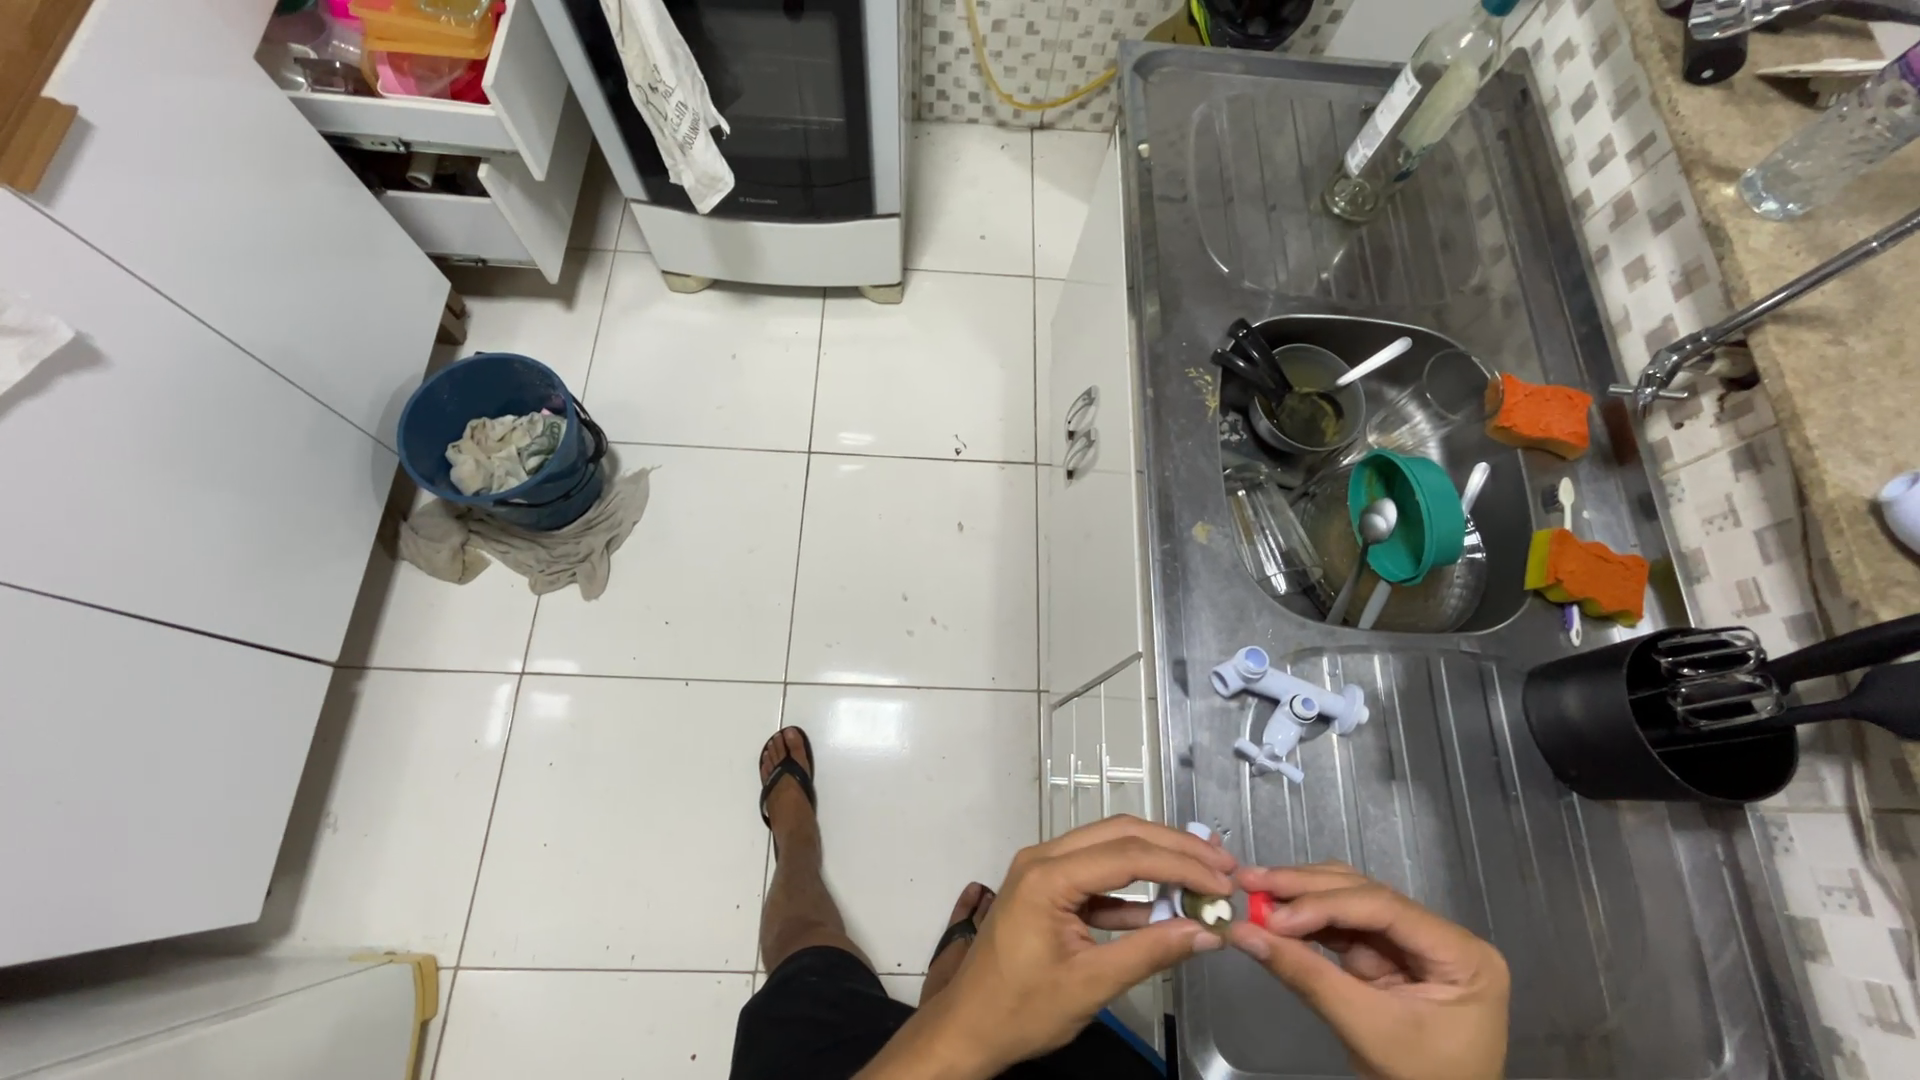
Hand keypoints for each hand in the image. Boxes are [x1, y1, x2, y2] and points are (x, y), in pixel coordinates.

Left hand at [859, 816, 1235, 1078]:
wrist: (968, 1027)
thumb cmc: (1021, 1009)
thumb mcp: (1091, 984)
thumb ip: (1151, 951)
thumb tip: (1206, 932)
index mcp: (1048, 876)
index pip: (1128, 854)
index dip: (1182, 864)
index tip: (1224, 881)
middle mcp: (1043, 858)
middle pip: (1120, 835)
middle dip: (1175, 848)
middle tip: (1223, 866)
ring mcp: (1043, 869)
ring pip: (1110, 846)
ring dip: (1157, 860)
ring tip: (1204, 876)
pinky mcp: (1047, 887)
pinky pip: (1097, 873)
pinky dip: (1133, 885)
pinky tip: (1167, 904)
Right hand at [1228, 862, 1508, 1079]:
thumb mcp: (1367, 1030)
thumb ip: (1306, 976)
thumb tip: (1243, 933)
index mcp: (1460, 954)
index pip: (1383, 907)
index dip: (1323, 904)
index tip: (1271, 914)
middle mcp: (1439, 936)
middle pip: (1363, 893)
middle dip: (1303, 889)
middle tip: (1250, 881)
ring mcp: (1411, 944)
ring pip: (1348, 900)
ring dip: (1298, 897)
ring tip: (1254, 891)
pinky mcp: (1385, 956)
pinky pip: (1341, 926)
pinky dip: (1305, 921)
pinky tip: (1273, 916)